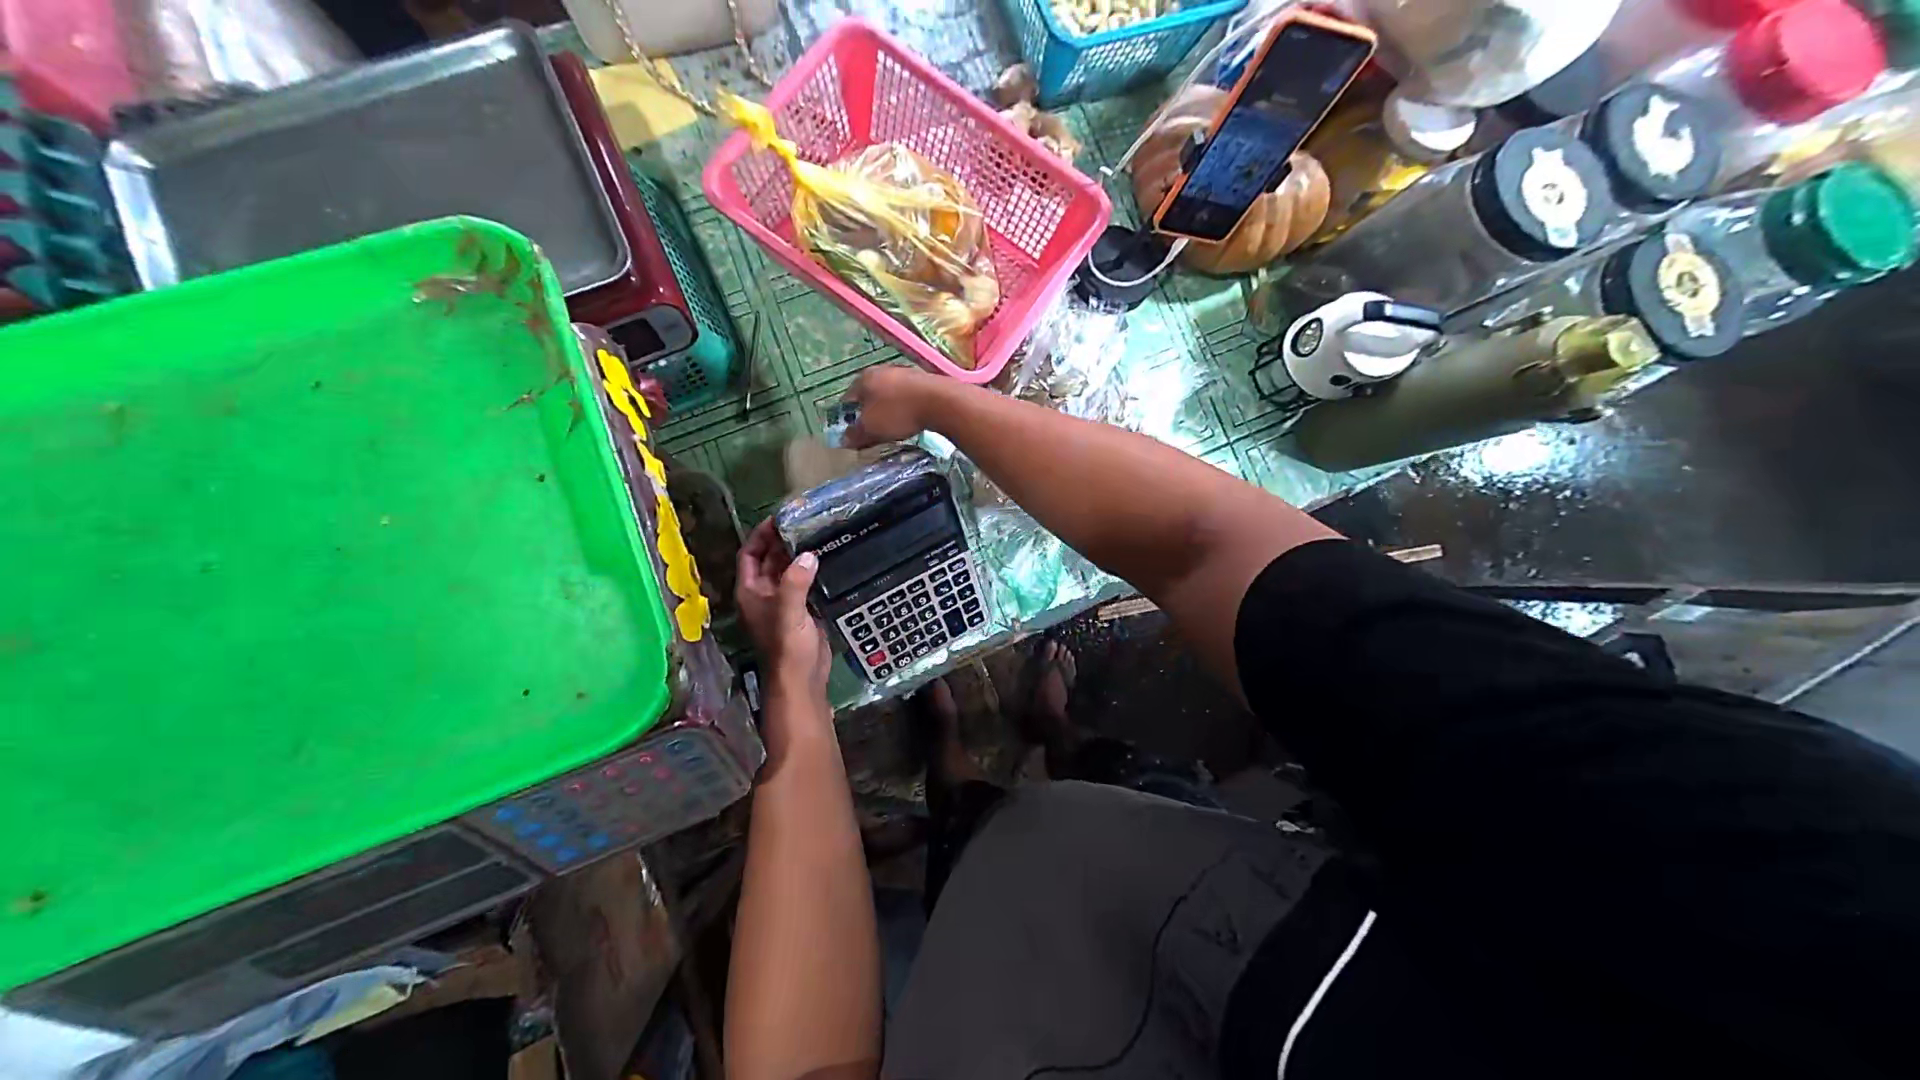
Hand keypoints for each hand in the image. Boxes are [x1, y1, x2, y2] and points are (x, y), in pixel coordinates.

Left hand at [735, 520, 830, 697]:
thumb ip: (794, 582)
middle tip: (805, 522)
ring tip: (819, 534)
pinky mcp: (802, 610)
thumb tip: (808, 555)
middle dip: (784, 541)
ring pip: (789, 570)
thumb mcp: (788, 611)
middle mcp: (764, 594)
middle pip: (770, 559)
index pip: (750, 554)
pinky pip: (805, 583)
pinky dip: (813, 570)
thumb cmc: (787, 646)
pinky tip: (829, 558)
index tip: (780, 517)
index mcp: (751, 591)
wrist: (802, 679)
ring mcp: (783, 603)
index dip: (761, 535)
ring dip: (799, 554)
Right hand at [842, 365, 949, 449]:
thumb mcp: (871, 429)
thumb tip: (844, 439)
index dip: (847, 417)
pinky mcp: (922, 379)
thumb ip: (855, 434)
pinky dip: (905, 406)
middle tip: (873, 431)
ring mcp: (903, 371)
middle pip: (869, 394)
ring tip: (893, 427)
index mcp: (864, 378)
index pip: (848, 398)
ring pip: (889, 394)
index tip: (853, 432)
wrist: (941, 401)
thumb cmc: (898, 413)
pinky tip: (910, 418)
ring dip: (888, 409)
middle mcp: (881, 369)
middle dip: (869, 412)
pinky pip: (906, 395)